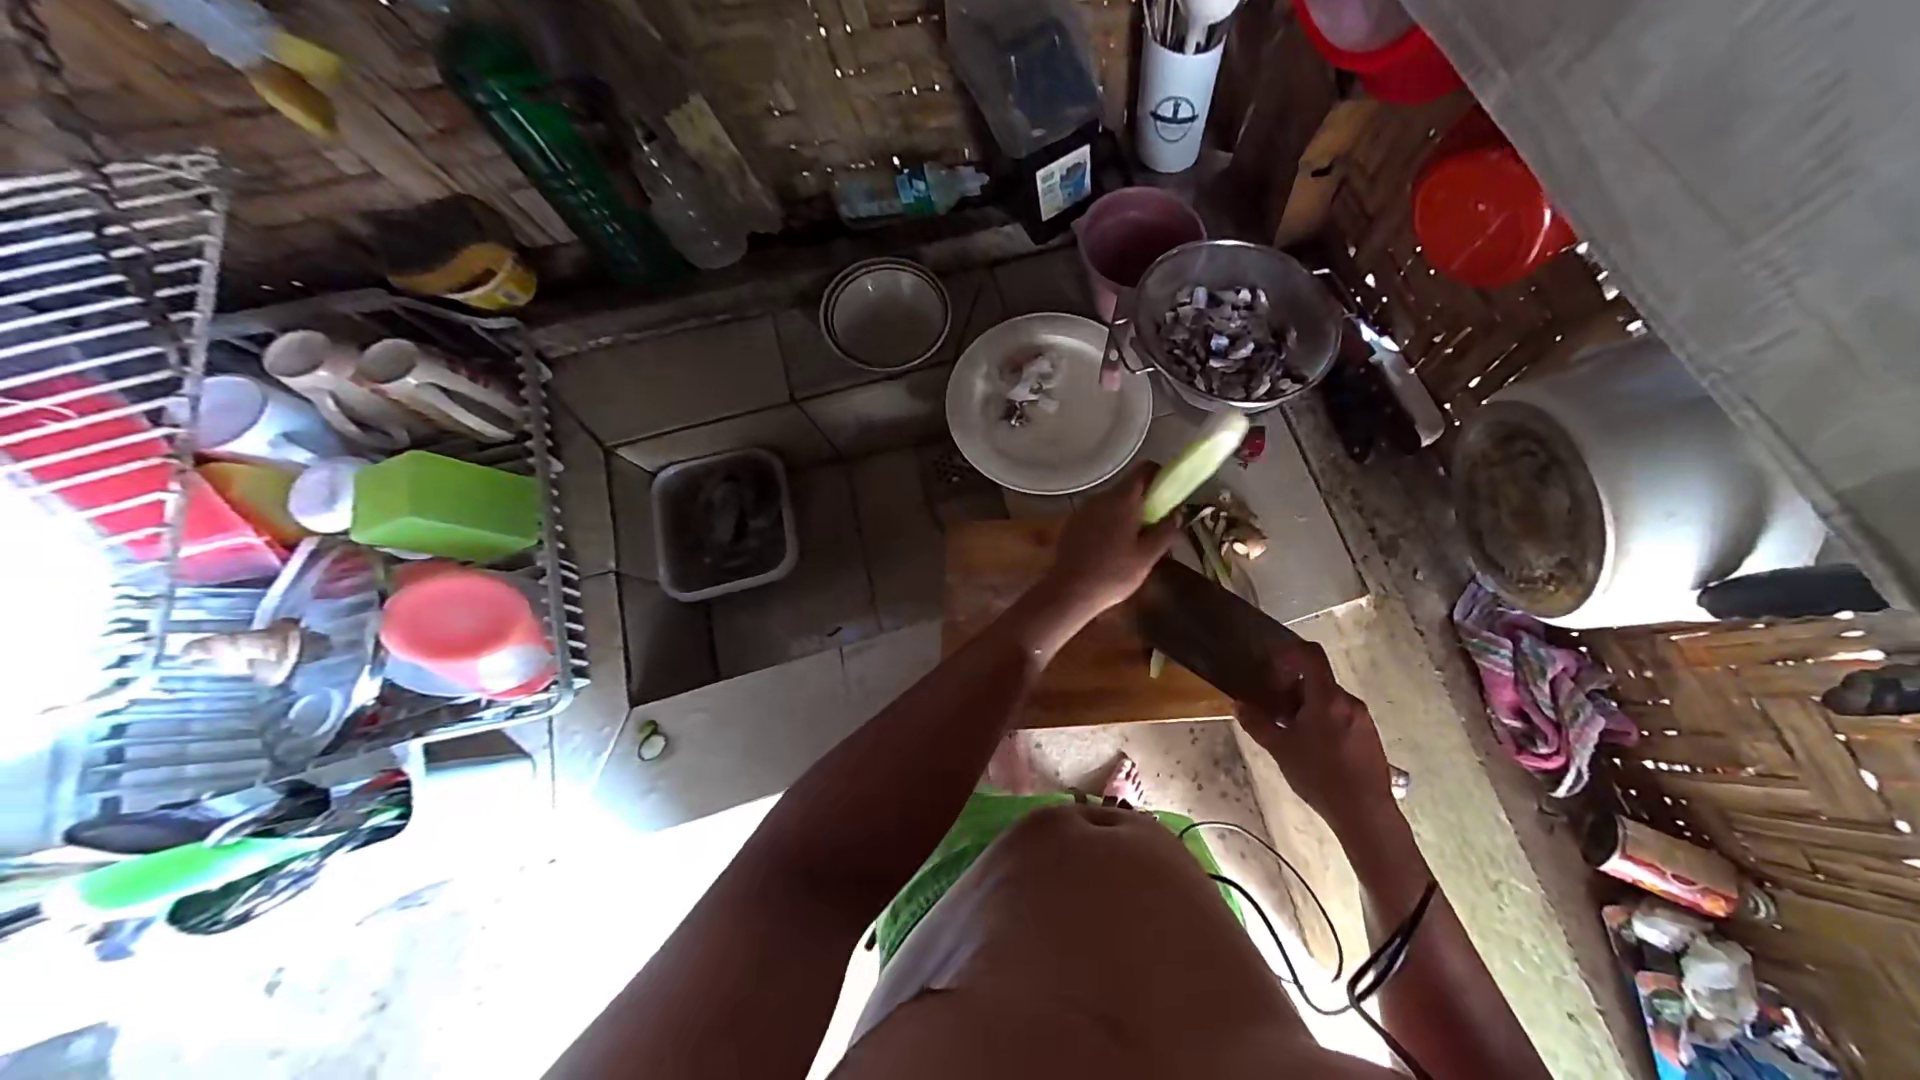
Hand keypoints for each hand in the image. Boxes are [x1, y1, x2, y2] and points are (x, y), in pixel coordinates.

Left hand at [1041, 463, 1182, 618]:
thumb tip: (1177, 513)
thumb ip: (1165, 531)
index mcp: (1121, 500)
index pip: (1144, 469)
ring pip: (1112, 503)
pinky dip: (1108, 524)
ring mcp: (1083, 510)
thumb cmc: (1113, 575)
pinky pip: (1097, 515)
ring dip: (1126, 515)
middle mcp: (1100, 497)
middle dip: (1145, 503)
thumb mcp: (1147, 556)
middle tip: (1155, 531)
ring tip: (1132, 545)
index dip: (1160, 477)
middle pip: (1128, 488)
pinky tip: (1109, 550)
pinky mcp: (1072, 523)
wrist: (1069, 592)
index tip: (1169, 499)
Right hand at [1234, 638, 1394, 828]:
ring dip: (1306, 704)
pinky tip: (1311, 745)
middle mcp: (1348, 701)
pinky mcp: (1368, 734)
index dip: (1289, 652)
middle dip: (1291, 687)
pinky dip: (1321, 718)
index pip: (1311, 655)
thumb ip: (1257, 723)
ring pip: (1328, 698)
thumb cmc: (1319, 776)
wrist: (1365, 813)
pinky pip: (1340, 713)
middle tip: (1272, 706)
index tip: (1271, 666)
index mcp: (1326, 698)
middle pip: (1317, 679)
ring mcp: (1361, 718)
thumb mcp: (1279, 749)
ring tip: (1290, 730)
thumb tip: (1239, 704)